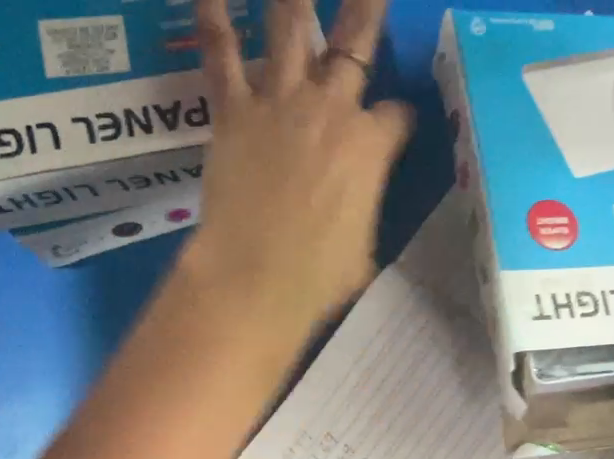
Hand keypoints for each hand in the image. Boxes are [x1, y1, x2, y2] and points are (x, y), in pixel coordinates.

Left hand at [181, 0, 413, 334]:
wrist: (257, 276)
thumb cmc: (322, 276)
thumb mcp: (367, 247)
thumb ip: (366, 208)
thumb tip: (360, 205)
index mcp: (373, 147)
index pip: (398, 115)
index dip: (400, 119)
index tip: (398, 125)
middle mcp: (333, 108)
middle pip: (357, 42)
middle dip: (369, 7)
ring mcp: (281, 101)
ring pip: (292, 24)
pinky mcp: (234, 108)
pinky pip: (221, 50)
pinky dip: (212, 15)